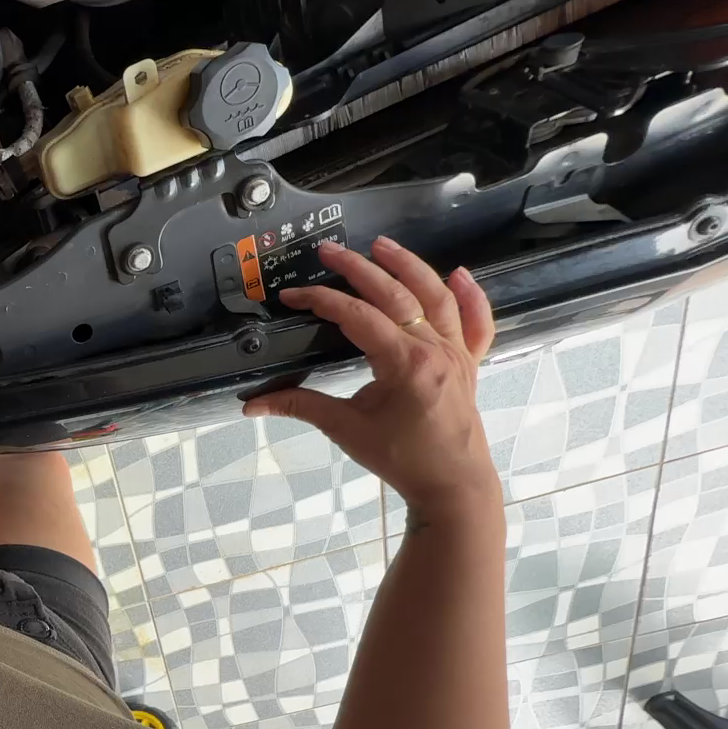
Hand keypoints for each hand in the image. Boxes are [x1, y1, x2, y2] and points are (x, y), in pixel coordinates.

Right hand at [242, 237, 500, 515]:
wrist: (452, 482)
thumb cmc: (400, 456)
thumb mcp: (344, 428)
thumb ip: (299, 406)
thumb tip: (251, 405)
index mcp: (405, 363)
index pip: (358, 317)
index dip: (321, 301)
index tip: (292, 296)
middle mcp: (436, 348)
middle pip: (397, 295)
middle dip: (360, 269)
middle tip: (331, 251)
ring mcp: (458, 352)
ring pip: (436, 297)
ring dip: (409, 267)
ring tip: (382, 246)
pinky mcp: (469, 362)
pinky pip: (476, 321)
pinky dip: (469, 294)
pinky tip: (457, 274)